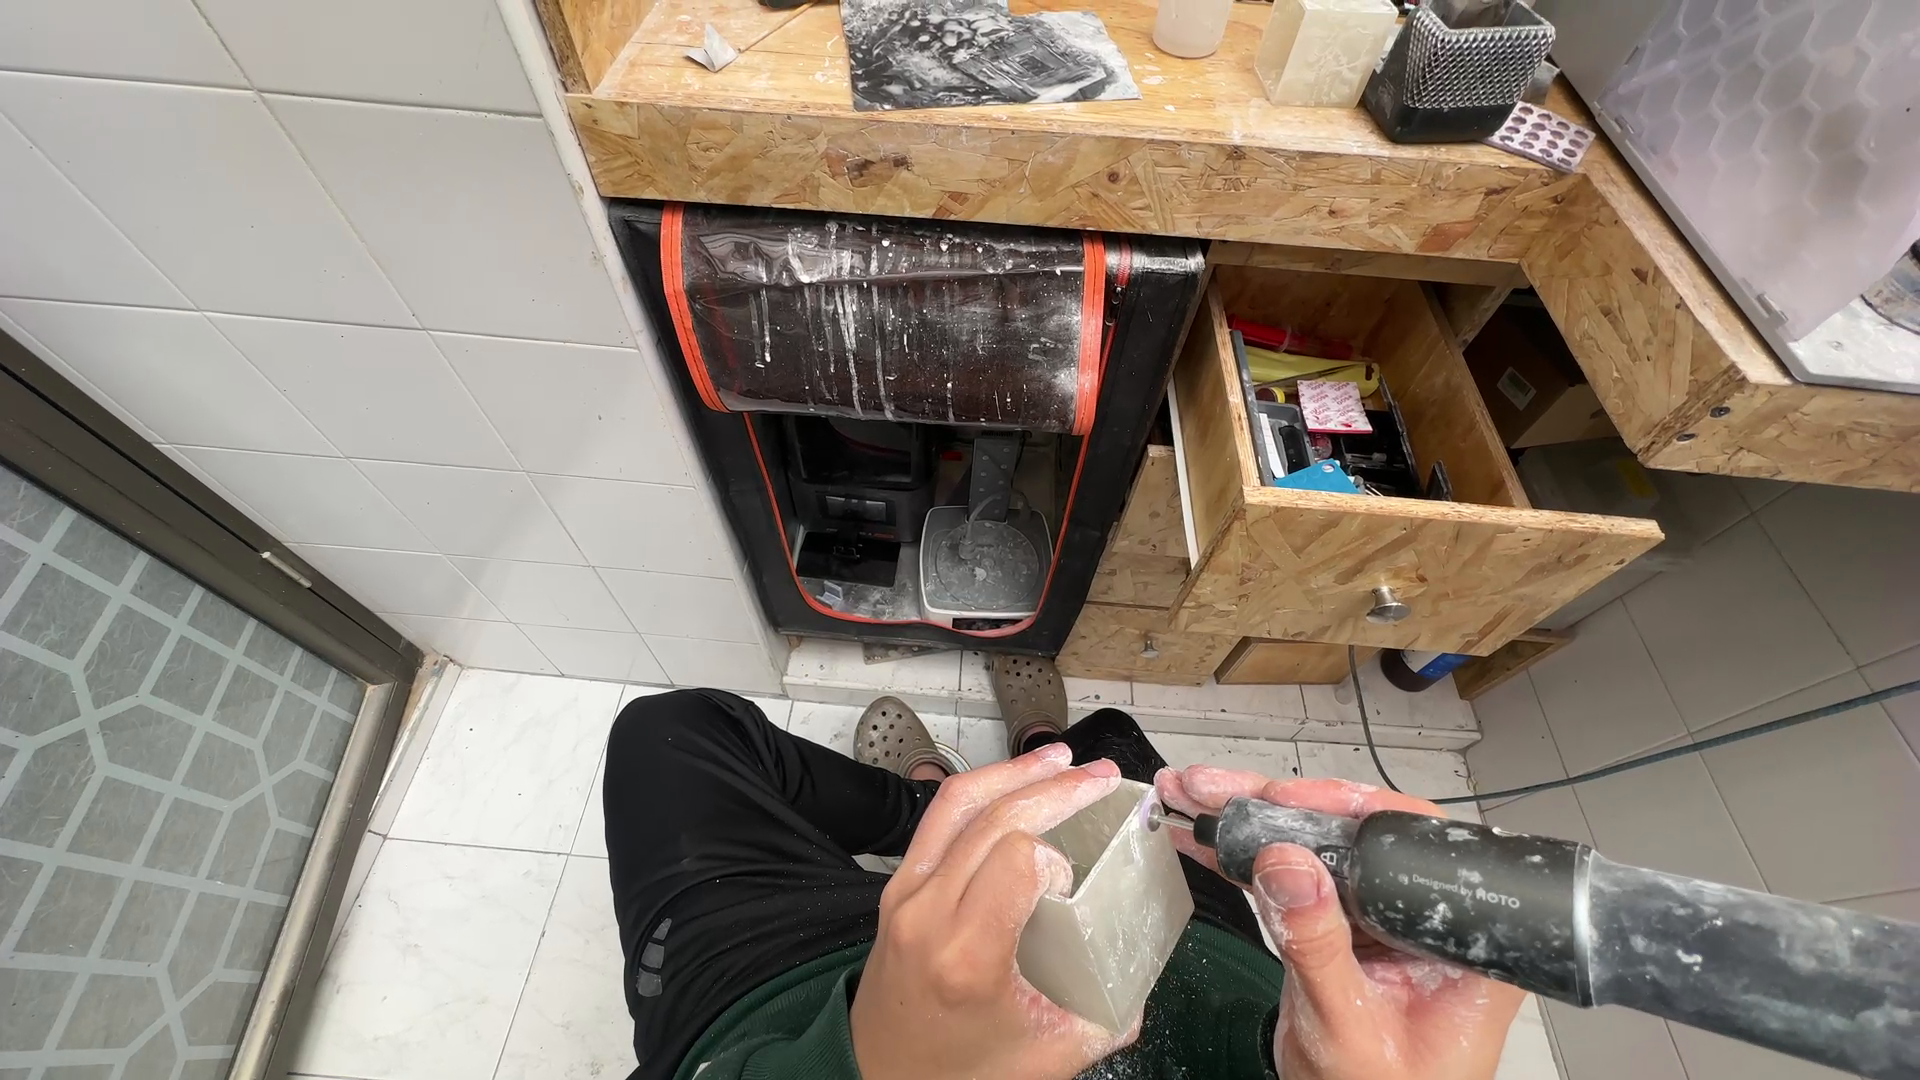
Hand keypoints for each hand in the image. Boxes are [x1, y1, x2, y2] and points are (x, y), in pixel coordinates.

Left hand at [851, 743, 1140, 1079]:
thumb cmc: (960, 1074)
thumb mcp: (1047, 1056)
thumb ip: (1106, 1015)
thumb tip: (1142, 973)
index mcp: (967, 954)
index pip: (1017, 858)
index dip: (1054, 857)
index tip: (1069, 881)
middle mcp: (929, 908)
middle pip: (995, 817)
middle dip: (1056, 787)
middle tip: (1100, 775)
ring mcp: (906, 887)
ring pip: (960, 800)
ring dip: (1015, 770)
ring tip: (1060, 757)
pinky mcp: (897, 880)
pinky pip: (939, 815)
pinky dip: (981, 786)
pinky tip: (1014, 779)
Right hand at [1155, 765, 1524, 1079]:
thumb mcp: (1346, 1028)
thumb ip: (1318, 946)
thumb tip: (1286, 861)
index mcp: (1449, 936)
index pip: (1406, 841)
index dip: (1341, 805)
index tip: (1278, 799)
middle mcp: (1410, 913)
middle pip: (1341, 830)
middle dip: (1265, 802)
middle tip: (1205, 787)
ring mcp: (1366, 914)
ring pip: (1303, 843)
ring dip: (1239, 818)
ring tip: (1185, 792)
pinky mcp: (1328, 920)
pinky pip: (1280, 873)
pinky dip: (1233, 854)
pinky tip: (1194, 835)